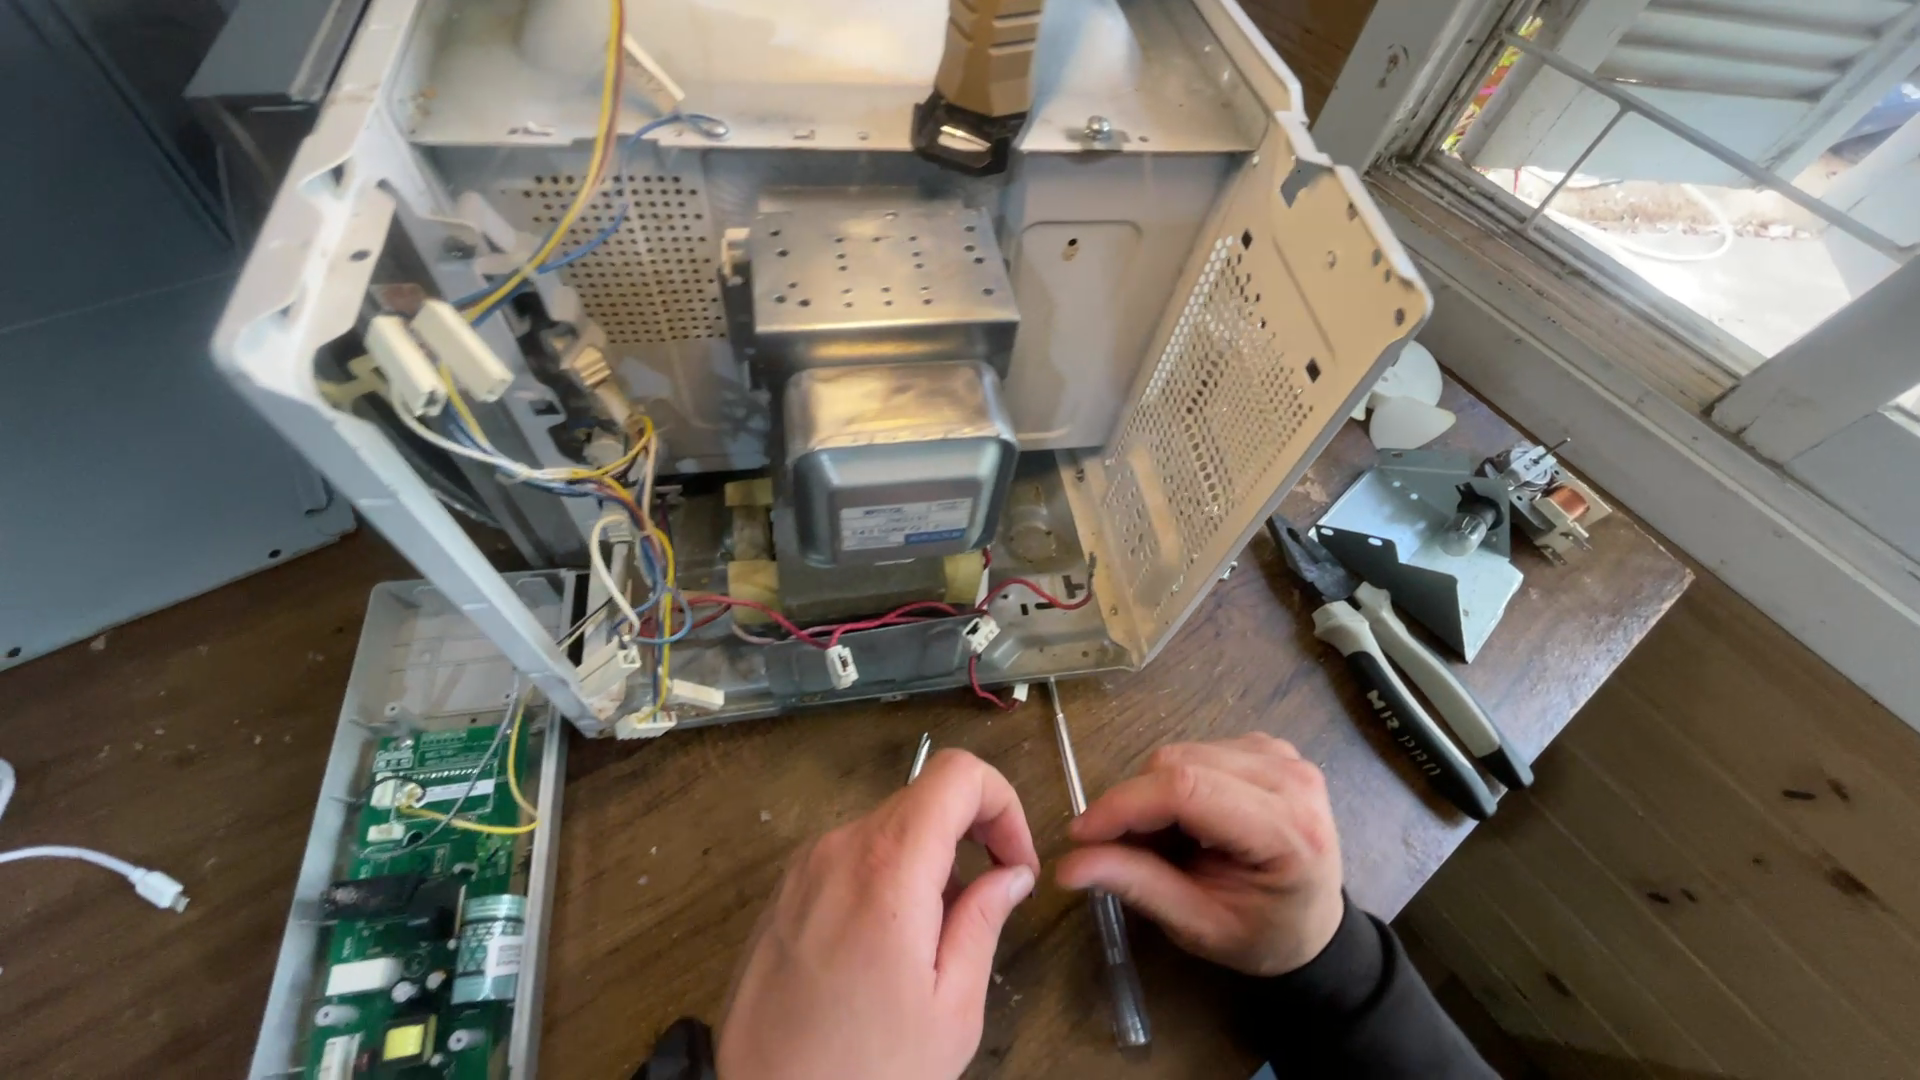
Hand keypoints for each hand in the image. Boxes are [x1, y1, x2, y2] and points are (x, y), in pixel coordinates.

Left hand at [717, 749, 1040, 1079]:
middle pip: (925, 798)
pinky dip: (888, 873)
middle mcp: (840, 844)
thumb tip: (1011, 872)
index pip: (958, 774)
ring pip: (890, 826)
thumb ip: (984, 921)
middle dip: (971, 835)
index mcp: (888, 865)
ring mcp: (806, 862)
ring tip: (932, 937)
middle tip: (988, 901)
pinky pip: (854, 853)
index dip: (1001, 802)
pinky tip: (887, 942)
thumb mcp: (951, 1008)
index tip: (1014, 862)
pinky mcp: (786, 885)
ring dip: (929, 860)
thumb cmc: (866, 1069)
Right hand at [1055, 734, 1342, 976]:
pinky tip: (1188, 818)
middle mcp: (1290, 778)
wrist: (1316, 925)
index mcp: (1287, 830)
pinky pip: (1195, 750)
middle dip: (1133, 802)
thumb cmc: (1262, 934)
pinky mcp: (1267, 745)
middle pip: (1177, 764)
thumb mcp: (1200, 926)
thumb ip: (1137, 885)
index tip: (1080, 834)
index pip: (1186, 791)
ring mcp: (1281, 754)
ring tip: (1161, 839)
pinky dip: (1174, 782)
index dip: (1123, 805)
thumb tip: (1067, 866)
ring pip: (1180, 752)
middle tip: (1118, 847)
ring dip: (1152, 792)